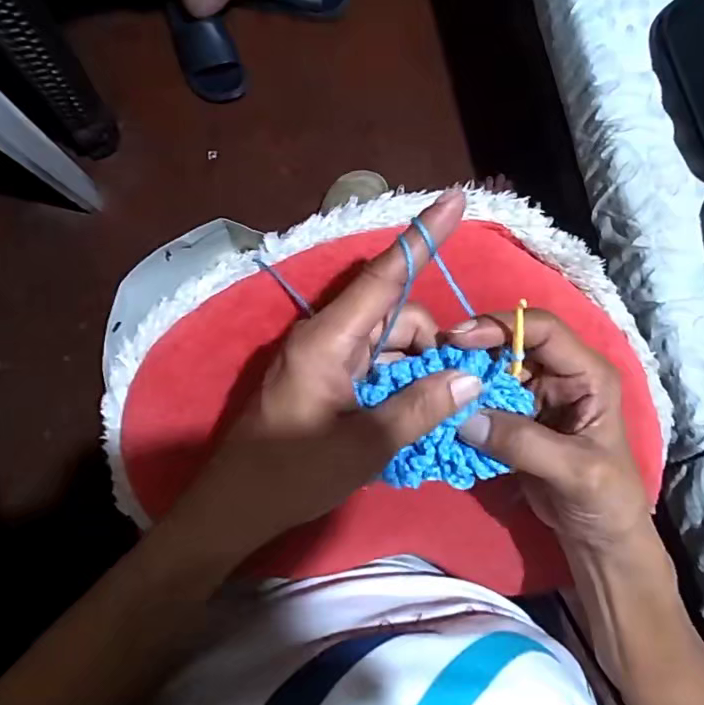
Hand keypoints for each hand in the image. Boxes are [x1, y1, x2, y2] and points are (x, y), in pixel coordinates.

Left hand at [167, 191, 487, 558]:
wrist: (234, 505)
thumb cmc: (293, 474)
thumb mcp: (365, 445)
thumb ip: (420, 407)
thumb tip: (468, 376)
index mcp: (329, 340)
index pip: (385, 275)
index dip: (422, 236)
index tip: (453, 199)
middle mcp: (325, 336)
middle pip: (394, 313)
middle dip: (429, 341)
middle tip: (450, 388)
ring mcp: (321, 356)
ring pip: (385, 340)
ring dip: (414, 365)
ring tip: (427, 411)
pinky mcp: (320, 378)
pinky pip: (370, 362)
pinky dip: (395, 379)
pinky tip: (409, 413)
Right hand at [448, 308, 650, 551]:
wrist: (599, 536)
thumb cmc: (605, 499)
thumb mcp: (575, 471)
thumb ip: (524, 442)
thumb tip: (465, 418)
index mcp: (587, 374)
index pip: (543, 330)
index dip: (502, 327)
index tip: (459, 338)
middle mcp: (559, 374)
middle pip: (510, 344)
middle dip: (472, 347)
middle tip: (433, 358)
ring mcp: (534, 395)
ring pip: (491, 369)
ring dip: (462, 374)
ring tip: (430, 382)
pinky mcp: (513, 418)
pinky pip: (482, 399)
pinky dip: (461, 401)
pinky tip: (438, 407)